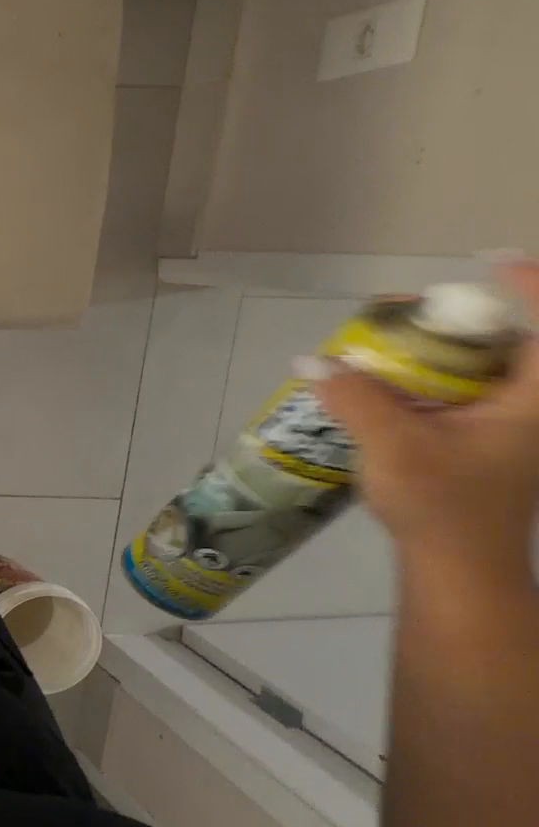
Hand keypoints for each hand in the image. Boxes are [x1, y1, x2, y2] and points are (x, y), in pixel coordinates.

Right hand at [313, 260, 538, 560]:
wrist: (458, 563)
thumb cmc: (444, 504)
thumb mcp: (396, 447)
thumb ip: (356, 399)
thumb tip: (311, 360)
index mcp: (535, 401)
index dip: (527, 287)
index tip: (486, 262)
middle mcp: (529, 406)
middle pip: (503, 343)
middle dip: (451, 319)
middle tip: (396, 308)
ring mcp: (507, 426)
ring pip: (474, 368)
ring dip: (429, 349)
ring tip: (376, 339)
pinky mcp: (482, 441)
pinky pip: (456, 392)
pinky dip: (422, 378)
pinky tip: (378, 382)